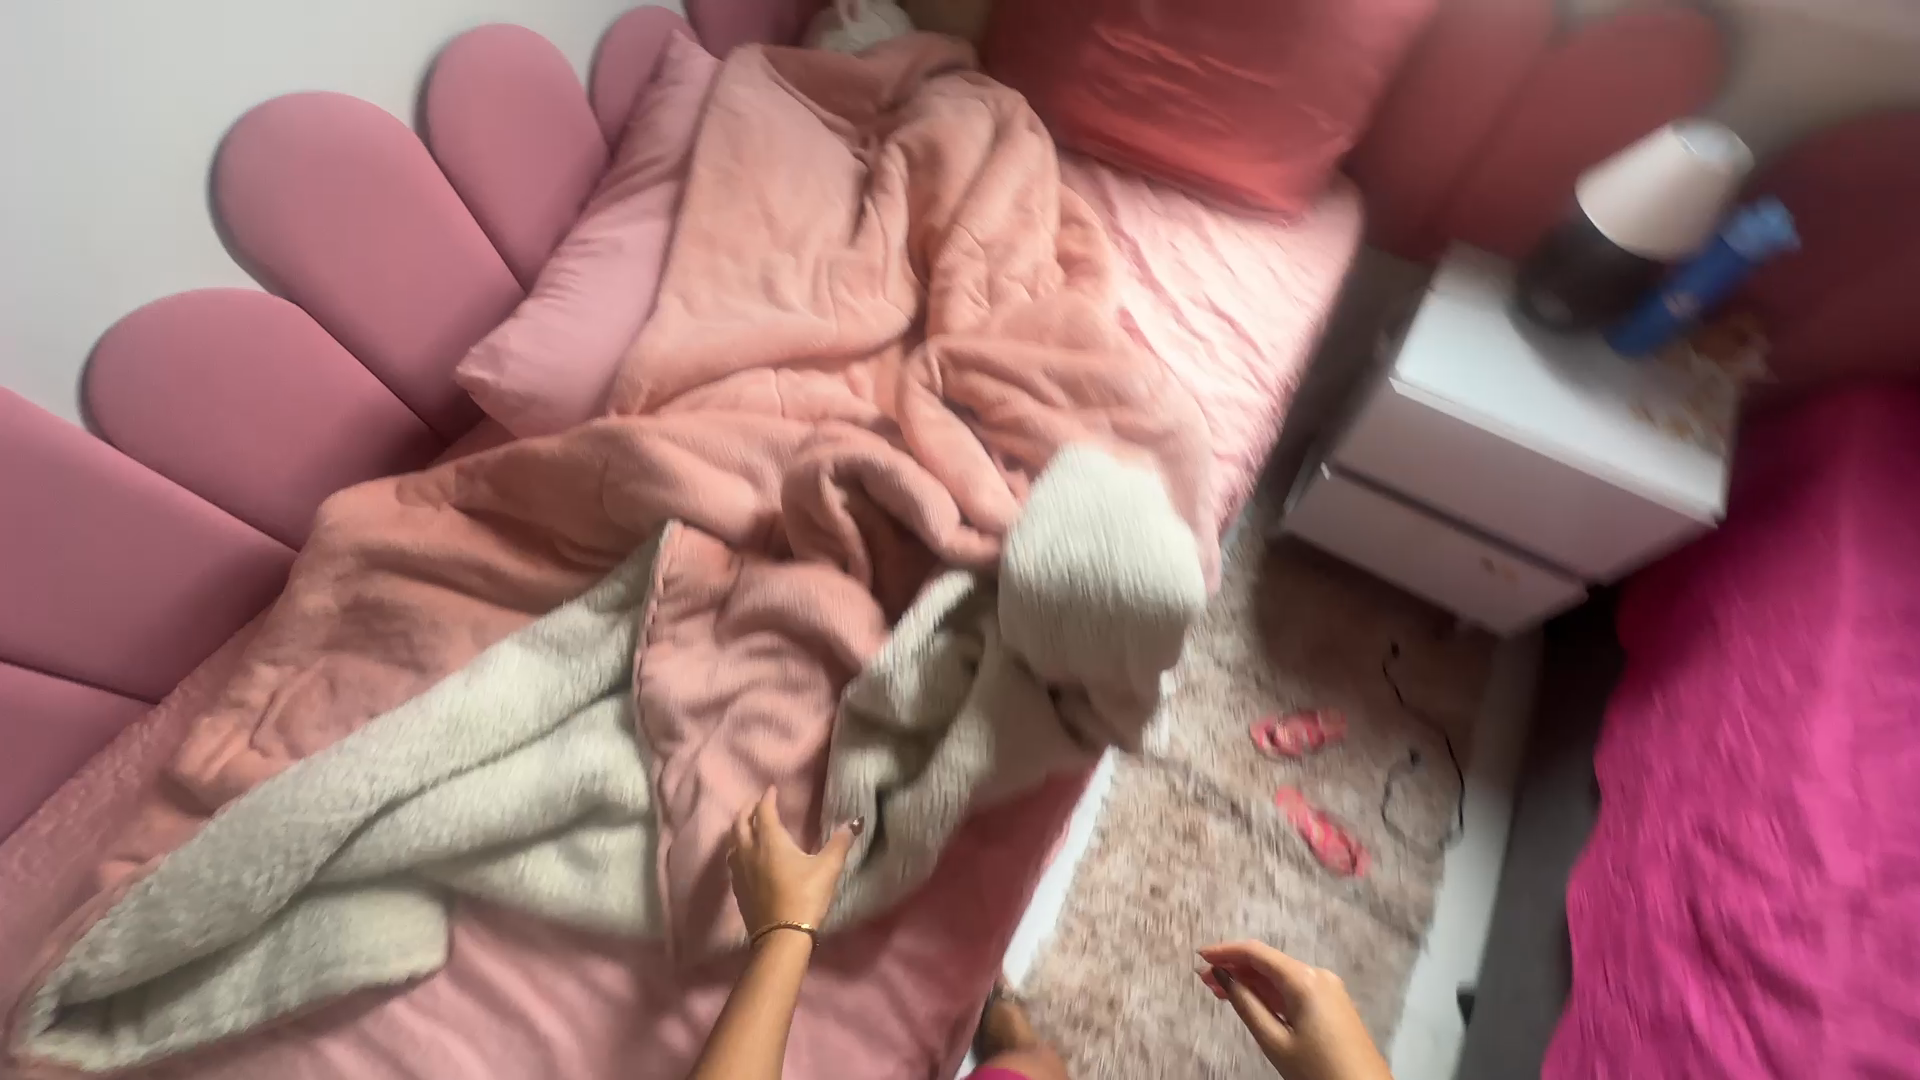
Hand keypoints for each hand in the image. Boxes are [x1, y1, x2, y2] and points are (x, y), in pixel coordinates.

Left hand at [726, 787, 860, 933]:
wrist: (782, 937)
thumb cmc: (805, 896)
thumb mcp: (828, 867)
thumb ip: (841, 842)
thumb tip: (855, 821)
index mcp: (770, 842)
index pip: (764, 811)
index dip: (767, 798)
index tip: (772, 789)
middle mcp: (750, 852)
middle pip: (741, 824)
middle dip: (747, 810)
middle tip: (756, 803)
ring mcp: (741, 872)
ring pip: (733, 842)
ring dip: (739, 830)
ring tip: (748, 827)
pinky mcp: (738, 890)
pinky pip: (733, 861)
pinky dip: (738, 850)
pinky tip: (745, 857)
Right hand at [1197, 941, 1392, 1079]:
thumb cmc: (1319, 1075)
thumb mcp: (1276, 1043)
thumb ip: (1246, 1004)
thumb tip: (1222, 974)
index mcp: (1304, 979)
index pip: (1255, 952)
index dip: (1224, 951)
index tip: (1199, 955)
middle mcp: (1318, 975)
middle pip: (1267, 962)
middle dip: (1235, 967)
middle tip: (1204, 979)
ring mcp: (1329, 990)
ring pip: (1279, 977)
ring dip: (1250, 981)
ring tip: (1220, 990)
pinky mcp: (1334, 1006)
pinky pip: (1294, 990)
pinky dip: (1269, 993)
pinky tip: (1251, 1001)